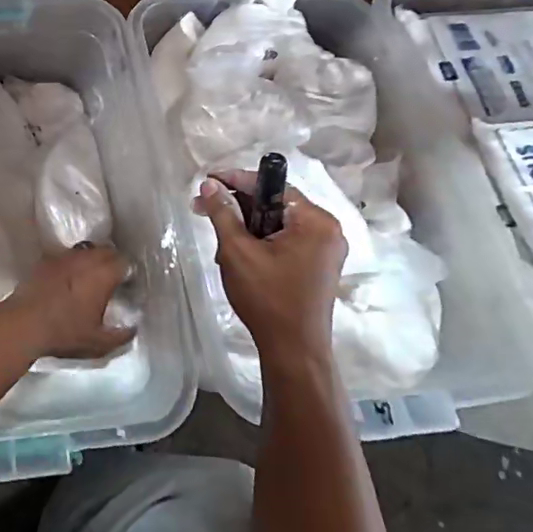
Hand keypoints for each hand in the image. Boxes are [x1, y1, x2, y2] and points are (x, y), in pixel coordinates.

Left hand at [0, 246, 135, 359]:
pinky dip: (71, 263)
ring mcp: (63, 257)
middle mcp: (85, 259)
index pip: (124, 262)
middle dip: (112, 262)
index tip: (127, 284)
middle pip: (106, 250)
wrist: (23, 325)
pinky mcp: (44, 260)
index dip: (128, 272)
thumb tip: (132, 329)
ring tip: (89, 277)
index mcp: (102, 275)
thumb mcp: (98, 343)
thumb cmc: (64, 333)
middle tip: (111, 279)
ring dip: (91, 259)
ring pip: (85, 250)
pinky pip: (65, 255)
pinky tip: (66, 278)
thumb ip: (120, 336)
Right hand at [194, 171, 346, 360]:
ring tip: (221, 240)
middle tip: (204, 209)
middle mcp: (328, 229)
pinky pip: (288, 239)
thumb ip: (223, 213)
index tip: (207, 181)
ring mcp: (326, 249)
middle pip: (276, 202)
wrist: (294, 350)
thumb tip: (209, 185)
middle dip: (239, 206)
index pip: (271, 185)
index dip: (236, 180)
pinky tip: (240, 253)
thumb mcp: (237, 251)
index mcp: (315, 220)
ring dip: (248, 226)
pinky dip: (263, 240)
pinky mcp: (320, 266)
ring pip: (279, 222)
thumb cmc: (267, 298)